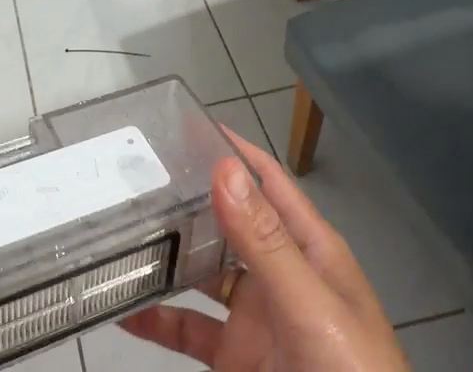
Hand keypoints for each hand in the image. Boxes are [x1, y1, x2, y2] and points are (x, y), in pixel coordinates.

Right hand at [119, 131, 406, 371]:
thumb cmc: (349, 370)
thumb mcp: (309, 304)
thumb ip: (264, 242)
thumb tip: (223, 167)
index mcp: (309, 251)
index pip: (269, 184)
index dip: (235, 152)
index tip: (188, 124)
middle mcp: (280, 275)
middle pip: (228, 224)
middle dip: (189, 201)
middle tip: (137, 178)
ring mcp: (257, 318)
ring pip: (203, 275)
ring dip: (168, 258)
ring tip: (122, 235)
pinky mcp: (237, 357)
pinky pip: (190, 330)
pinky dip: (157, 321)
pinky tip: (126, 309)